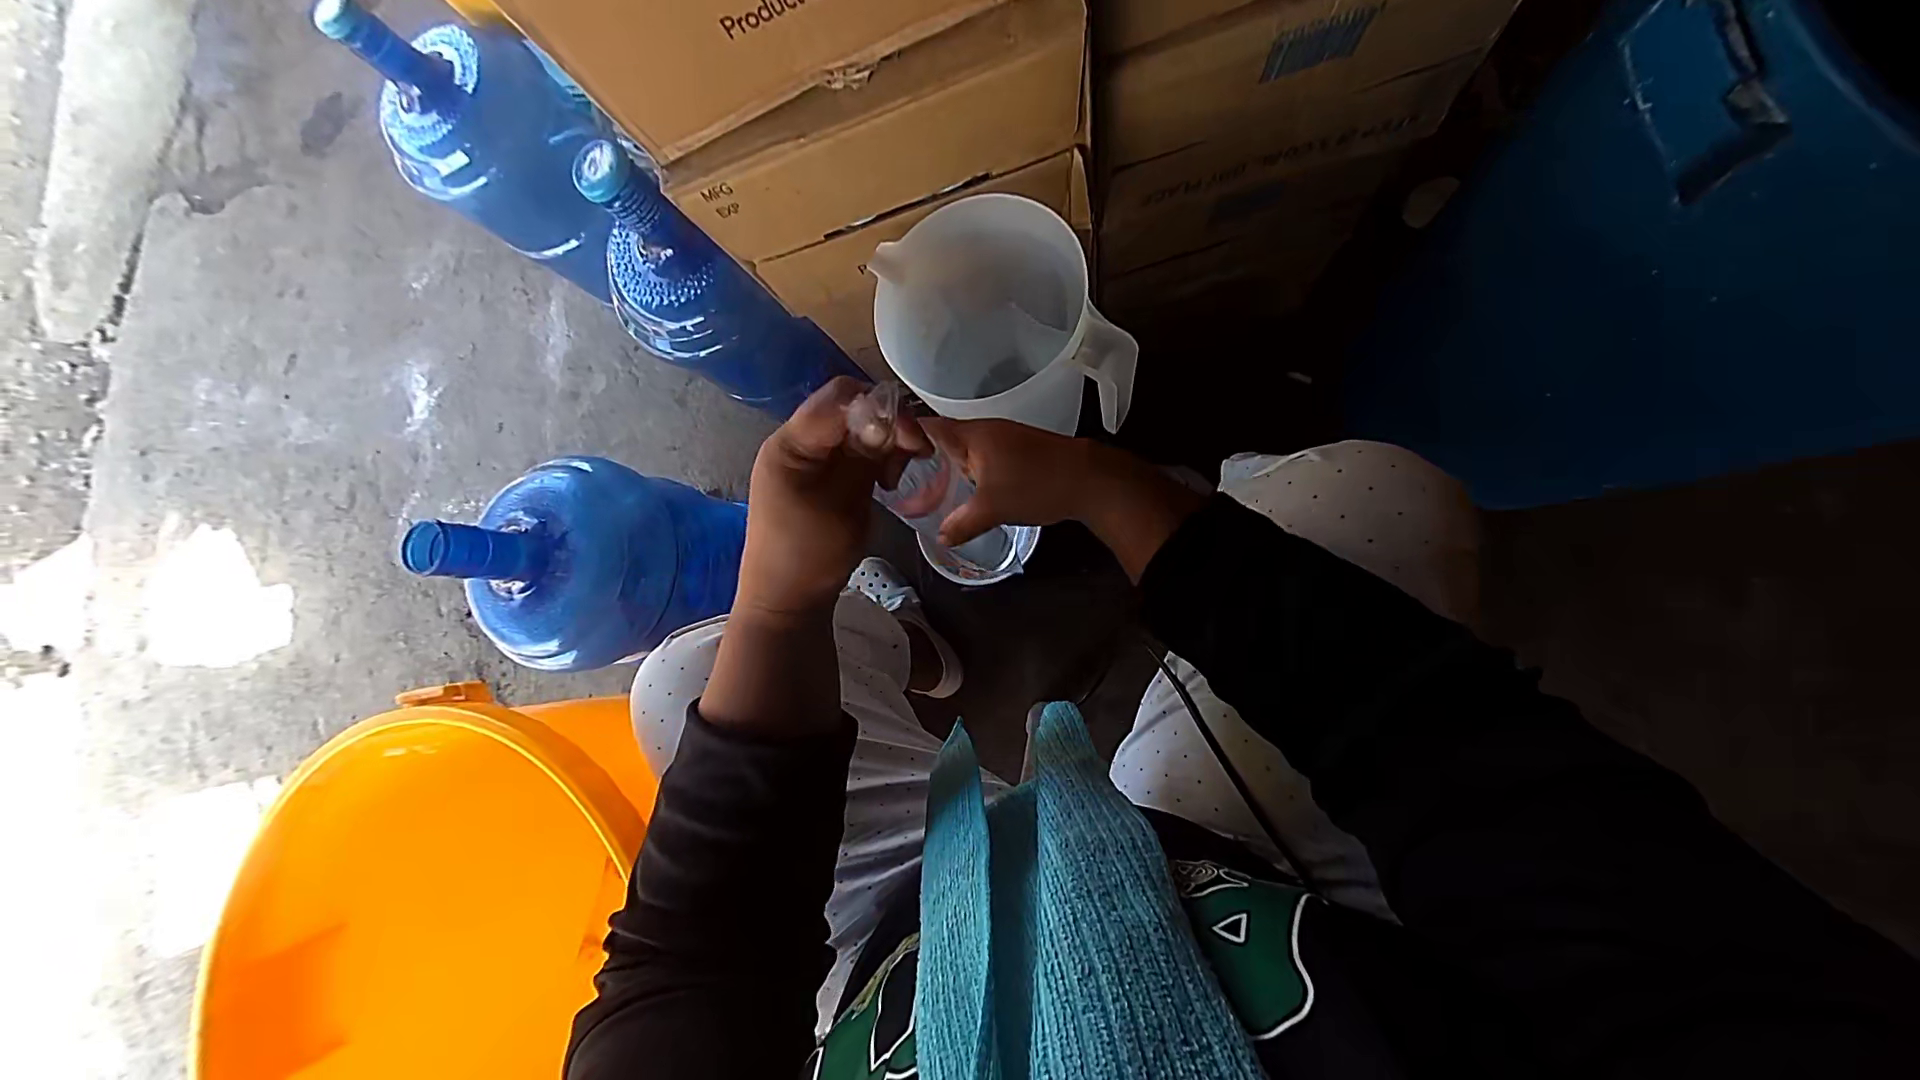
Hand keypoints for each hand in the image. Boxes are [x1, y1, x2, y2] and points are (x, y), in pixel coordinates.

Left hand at [734, 377, 928, 621]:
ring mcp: (809, 456)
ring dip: (885, 440)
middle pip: (849, 406)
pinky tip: (887, 479)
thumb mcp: (843, 506)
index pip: (839, 400)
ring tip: (897, 474)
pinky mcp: (822, 472)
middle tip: (914, 454)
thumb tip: (890, 418)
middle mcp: (797, 440)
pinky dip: (876, 455)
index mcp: (791, 444)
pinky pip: (853, 448)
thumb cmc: (809, 557)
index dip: (881, 409)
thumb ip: (865, 458)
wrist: (787, 600)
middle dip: (887, 423)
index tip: (914, 440)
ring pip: (856, 426)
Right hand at [916, 418, 1098, 545]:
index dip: (902, 440)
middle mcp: (984, 429)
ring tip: (927, 491)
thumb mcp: (992, 509)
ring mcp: (1002, 438)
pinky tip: (964, 492)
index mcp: (971, 435)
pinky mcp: (1017, 450)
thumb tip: (941, 538)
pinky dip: (967, 472)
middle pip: (941, 438)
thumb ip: (961, 523)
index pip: (925, 426)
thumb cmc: (1036, 485)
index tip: (887, 462)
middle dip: (920, 459)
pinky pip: (981, 457)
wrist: (1090, 480)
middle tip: (902, 482)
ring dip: (945, 467)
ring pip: (963, 450)